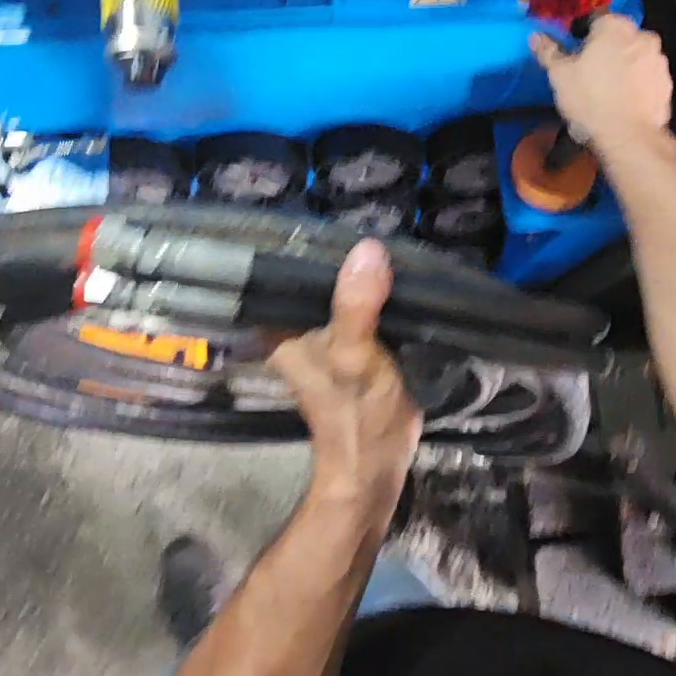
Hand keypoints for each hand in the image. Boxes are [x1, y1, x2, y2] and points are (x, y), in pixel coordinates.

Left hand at [267, 239, 421, 517]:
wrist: (378, 466)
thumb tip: (368, 249)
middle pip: (315, 273)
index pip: (282, 266)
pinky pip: (361, 304)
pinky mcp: (350, 342)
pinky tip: (395, 271)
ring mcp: (323, 334)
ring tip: (388, 236)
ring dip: (361, 270)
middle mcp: (294, 325)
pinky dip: (377, 291)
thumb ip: (356, 306)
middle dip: (341, 250)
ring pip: (339, 288)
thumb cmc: (356, 415)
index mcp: (279, 325)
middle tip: (372, 215)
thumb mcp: (355, 357)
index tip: (333, 209)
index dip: (306, 238)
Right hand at [530, 15, 674, 158]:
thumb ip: (549, 52)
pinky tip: (623, 103)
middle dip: (606, 51)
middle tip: (589, 75)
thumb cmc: (590, 99)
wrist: (628, 137)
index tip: (575, 56)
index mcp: (616, 26)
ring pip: (635, 58)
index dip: (584, 37)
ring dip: (623, 68)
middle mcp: (643, 37)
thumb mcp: (560, 76)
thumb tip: (536, 36)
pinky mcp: (667, 85)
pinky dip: (637, 86)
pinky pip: (646, 79)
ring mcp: (659, 61)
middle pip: (619, 39)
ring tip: (607, 93)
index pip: (597, 21)